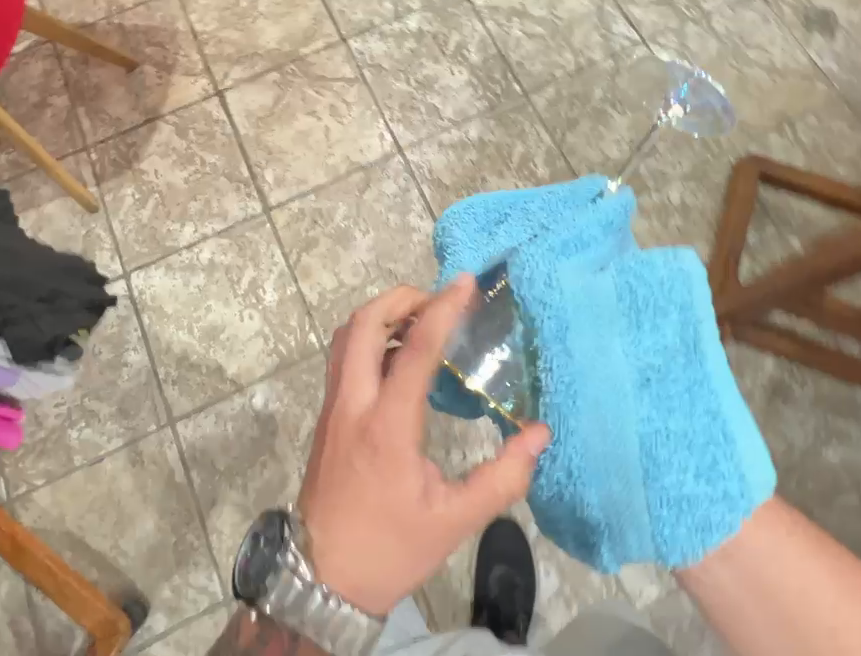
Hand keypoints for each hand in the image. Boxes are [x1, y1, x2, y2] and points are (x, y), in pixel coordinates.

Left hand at [297, 276, 552, 615]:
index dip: (442, 310)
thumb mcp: (455, 521)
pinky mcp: (327, 417)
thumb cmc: (390, 548)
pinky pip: (343, 358)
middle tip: (437, 300)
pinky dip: (369, 339)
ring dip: (380, 316)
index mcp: (386, 426)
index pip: (414, 350)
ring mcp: (333, 408)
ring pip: (346, 337)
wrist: (322, 579)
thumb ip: (502, 478)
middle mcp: (353, 405)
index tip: (464, 282)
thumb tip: (538, 435)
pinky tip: (400, 360)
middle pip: (363, 324)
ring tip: (420, 323)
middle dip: (399, 298)